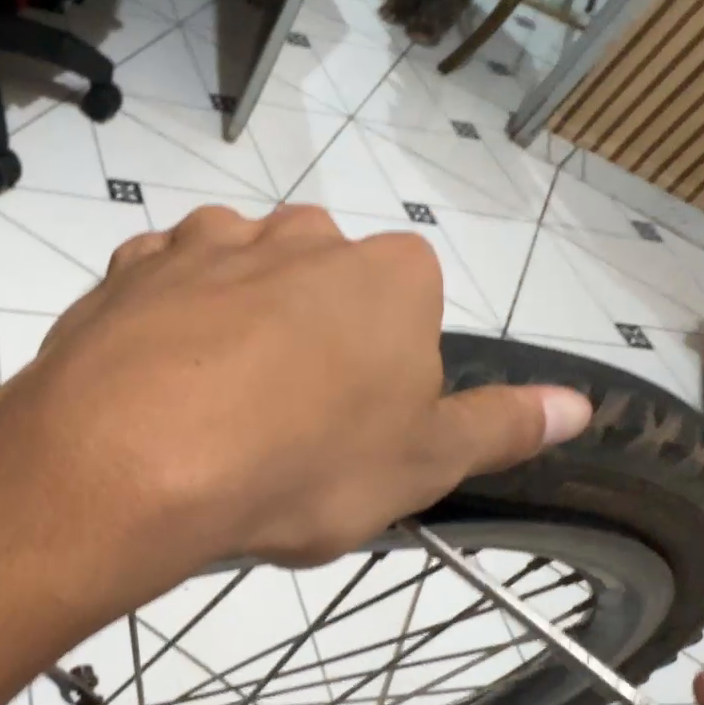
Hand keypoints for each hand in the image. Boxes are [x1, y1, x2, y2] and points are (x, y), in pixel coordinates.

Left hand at [0, 204, 591, 605]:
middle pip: (312, 287)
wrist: (134, 458)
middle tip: (266, 423)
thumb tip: (579, 405)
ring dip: (224, 326)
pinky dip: (155, 324)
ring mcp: (200, 244)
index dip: (371, 375)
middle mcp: (294, 236)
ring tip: (198, 406)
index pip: (401, 310)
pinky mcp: (124, 269)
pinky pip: (153, 289)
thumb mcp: (416, 467)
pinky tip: (144, 381)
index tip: (337, 430)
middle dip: (298, 341)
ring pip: (229, 279)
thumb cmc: (294, 468)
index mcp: (384, 275)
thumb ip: (497, 428)